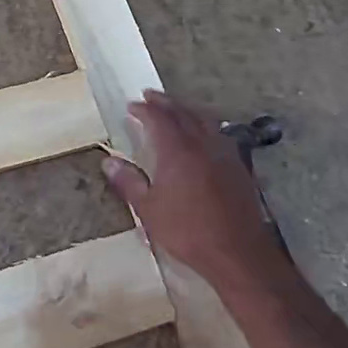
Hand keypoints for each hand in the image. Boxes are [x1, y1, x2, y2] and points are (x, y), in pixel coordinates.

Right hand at [102, 90, 288, 291]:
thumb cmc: (187, 231)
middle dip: (165, 102)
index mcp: (177, 150)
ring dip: (187, 110)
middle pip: (182, 112)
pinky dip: (205, 125)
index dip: (144, 109)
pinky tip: (204, 135)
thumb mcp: (149, 210)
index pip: (158, 119)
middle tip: (150, 96)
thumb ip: (129, 182)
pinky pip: (219, 133)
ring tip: (176, 109)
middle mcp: (202, 143)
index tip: (132, 105)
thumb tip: (108, 161)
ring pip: (204, 119)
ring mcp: (224, 152)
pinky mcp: (239, 165)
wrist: (236, 251)